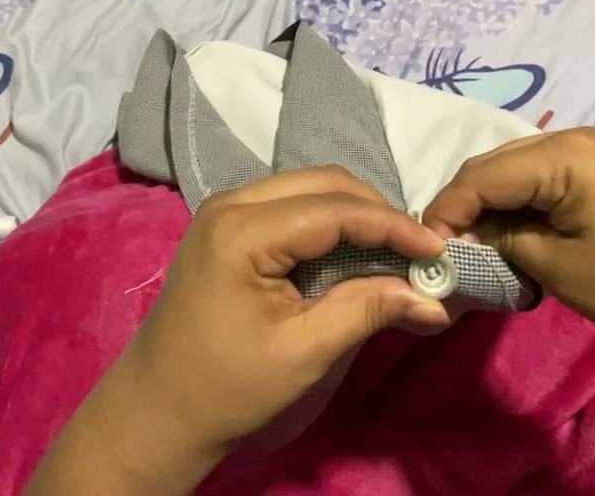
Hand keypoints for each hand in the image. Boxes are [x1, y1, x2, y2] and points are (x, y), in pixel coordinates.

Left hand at [28, 166, 450, 494]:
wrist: (156, 409)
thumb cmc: (226, 387)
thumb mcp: (302, 354)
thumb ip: (366, 311)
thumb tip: (434, 300)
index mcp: (242, 231)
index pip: (333, 210)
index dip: (391, 225)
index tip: (438, 250)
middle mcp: (231, 202)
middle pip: (322, 184)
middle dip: (375, 211)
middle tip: (417, 251)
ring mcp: (225, 208)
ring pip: (308, 187)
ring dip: (354, 212)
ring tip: (393, 250)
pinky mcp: (227, 223)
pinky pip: (291, 203)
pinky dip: (329, 220)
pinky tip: (352, 248)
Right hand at [421, 127, 594, 364]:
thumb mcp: (557, 267)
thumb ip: (501, 241)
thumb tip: (464, 237)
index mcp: (561, 153)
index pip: (480, 176)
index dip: (446, 211)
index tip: (425, 251)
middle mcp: (572, 138)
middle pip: (494, 165)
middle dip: (465, 205)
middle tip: (446, 250)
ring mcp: (592, 152)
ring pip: (516, 170)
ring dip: (490, 204)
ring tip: (475, 246)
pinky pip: (542, 178)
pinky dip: (519, 204)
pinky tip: (512, 234)